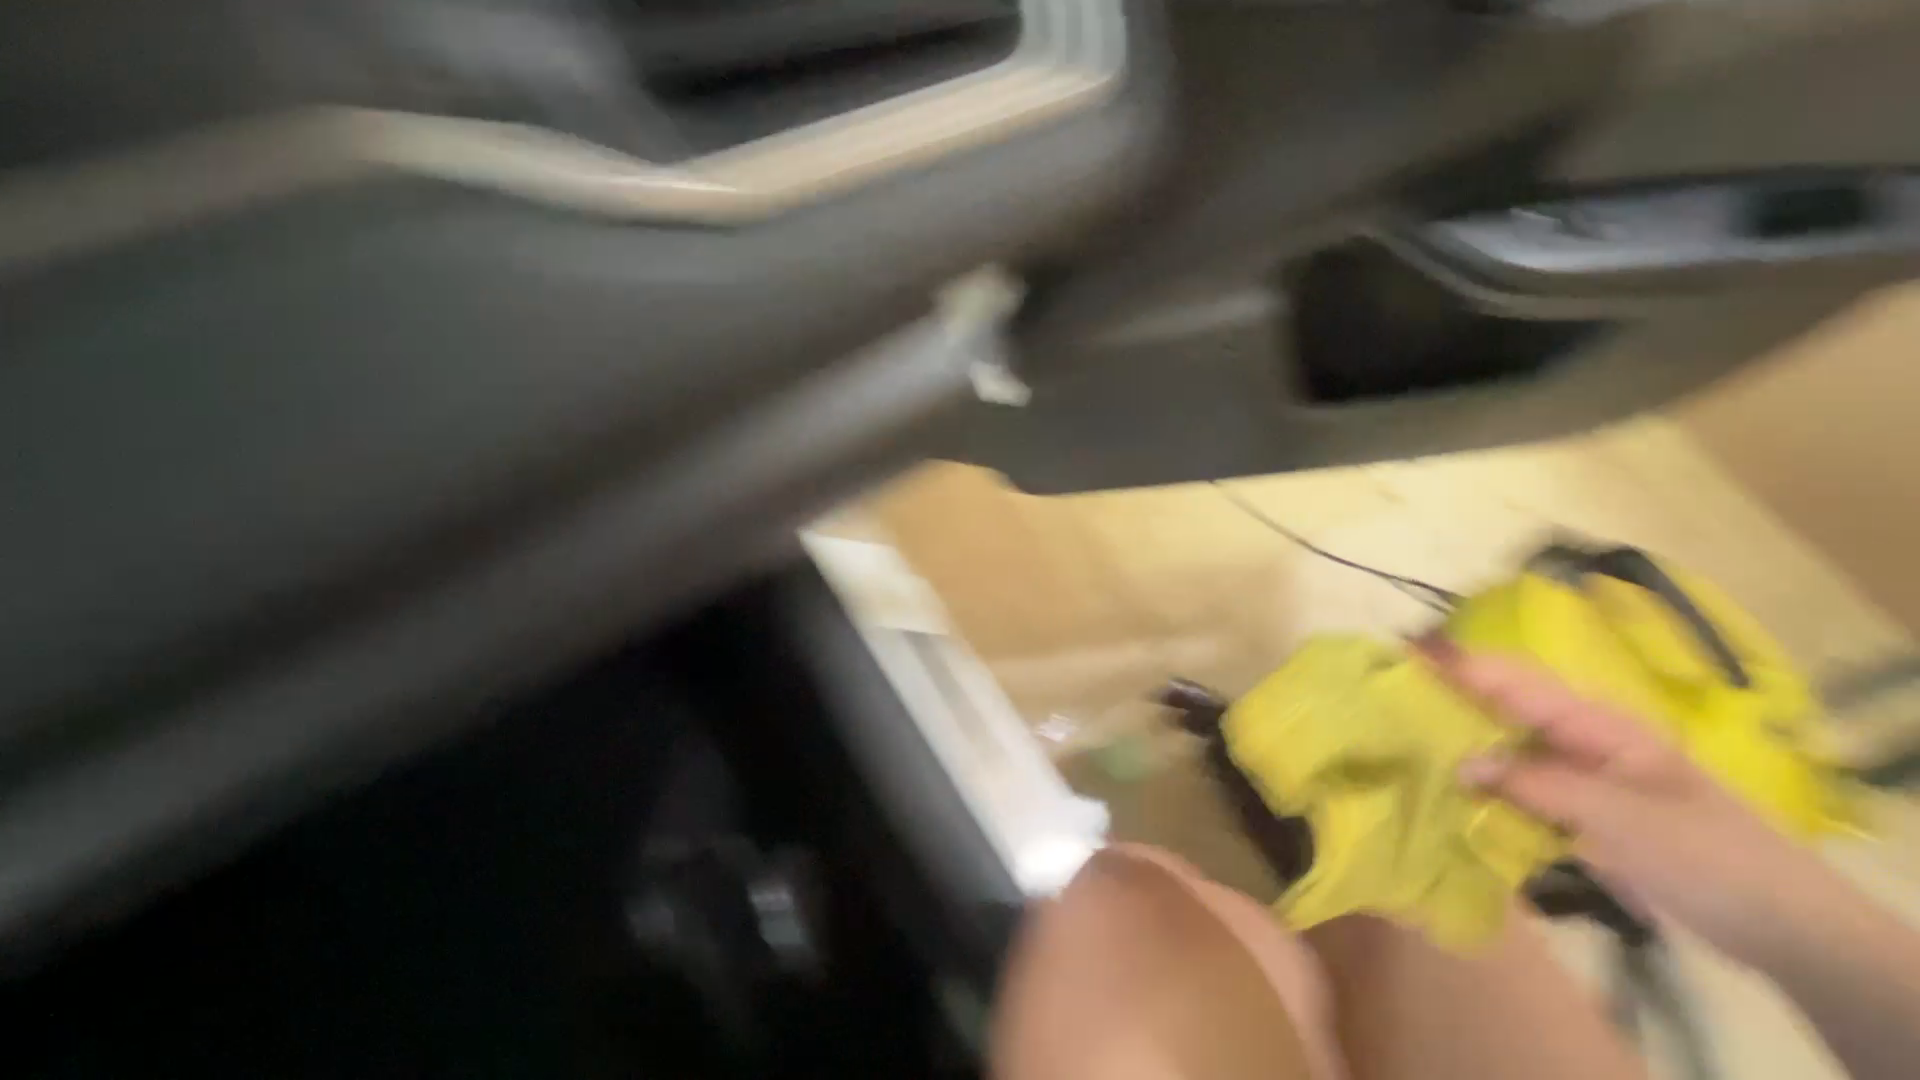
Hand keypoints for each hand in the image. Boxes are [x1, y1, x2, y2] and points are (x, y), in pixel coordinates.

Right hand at [1419, 641, 1846, 967]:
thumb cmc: (1705, 854)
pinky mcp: (1572, 812)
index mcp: (1596, 724)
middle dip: (1448, 692)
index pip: (1515, 683)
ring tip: (1397, 731)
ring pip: (1502, 747)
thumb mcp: (1621, 817)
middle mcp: (1578, 740)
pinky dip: (1478, 784)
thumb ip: (1538, 785)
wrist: (1778, 924)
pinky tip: (1442, 788)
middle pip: (1501, 706)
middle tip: (1385, 686)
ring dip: (1456, 738)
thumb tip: (1459, 763)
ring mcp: (1575, 777)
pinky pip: (1513, 787)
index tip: (1404, 648)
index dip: (1461, 664)